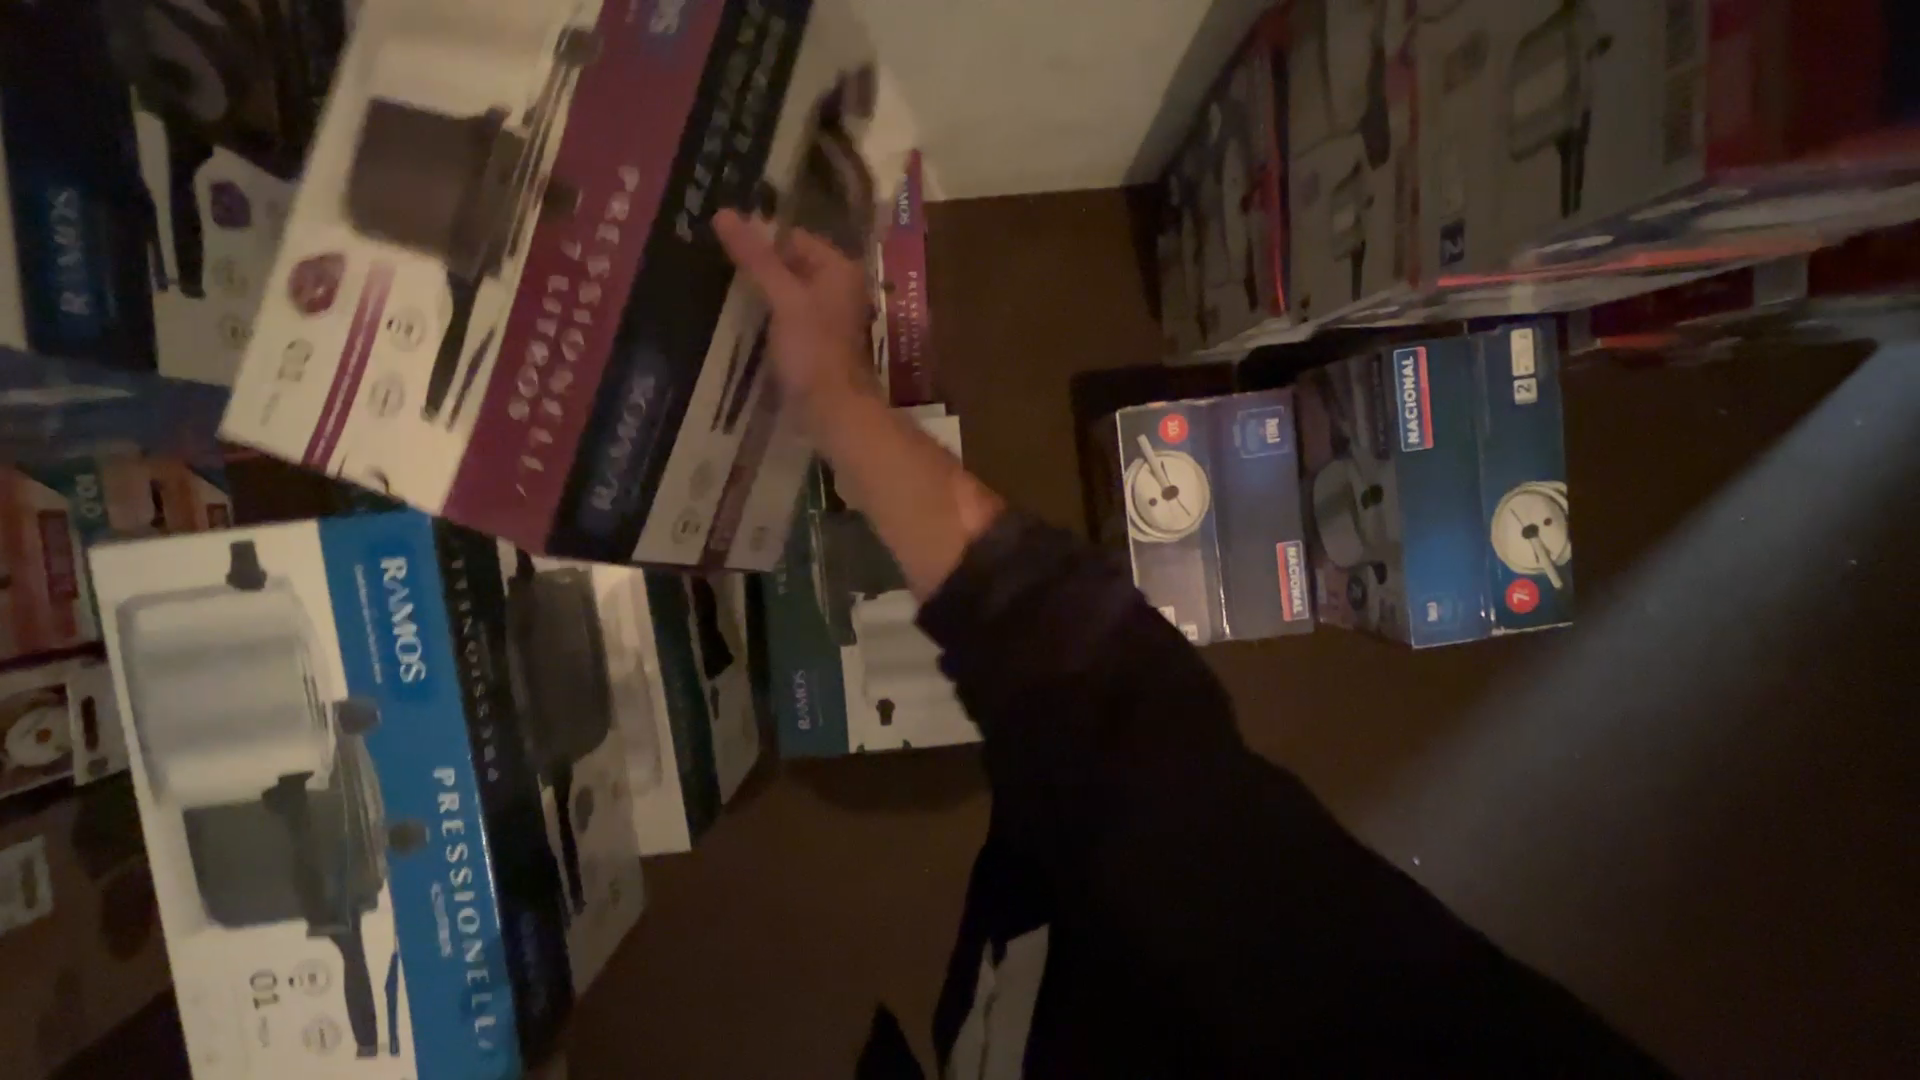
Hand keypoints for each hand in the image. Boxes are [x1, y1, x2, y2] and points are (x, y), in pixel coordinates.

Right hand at [712, 208, 877, 418]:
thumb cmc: (813, 351)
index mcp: (839, 269)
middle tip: (717, 269)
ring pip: (791, 294)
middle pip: (793, 265)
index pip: (794, 238)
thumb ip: (756, 258)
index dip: (760, 240)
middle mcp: (841, 288)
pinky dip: (772, 319)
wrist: (835, 411)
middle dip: (760, 268)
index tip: (721, 246)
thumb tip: (723, 213)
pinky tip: (747, 324)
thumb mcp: (783, 299)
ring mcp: (832, 318)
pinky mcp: (820, 344)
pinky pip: (792, 319)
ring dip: (764, 295)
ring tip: (725, 294)